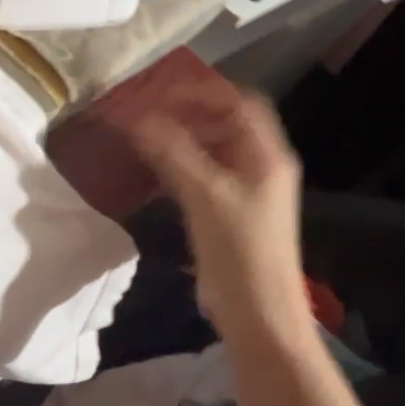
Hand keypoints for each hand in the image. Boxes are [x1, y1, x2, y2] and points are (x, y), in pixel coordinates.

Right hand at [133, 91, 309, 347]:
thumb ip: (171, 153)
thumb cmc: (239, 250)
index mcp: (267, 157)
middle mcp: (260, 167)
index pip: (241, 103)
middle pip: (225, 124)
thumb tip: (137, 119)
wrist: (258, 313)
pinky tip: (151, 169)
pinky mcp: (228, 213)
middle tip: (145, 114)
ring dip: (180, 139)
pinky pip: (202, 174)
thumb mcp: (204, 195)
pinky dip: (178, 164)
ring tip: (142, 138)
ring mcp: (245, 191)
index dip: (205, 92)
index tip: (163, 93)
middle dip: (186, 114)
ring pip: (211, 149)